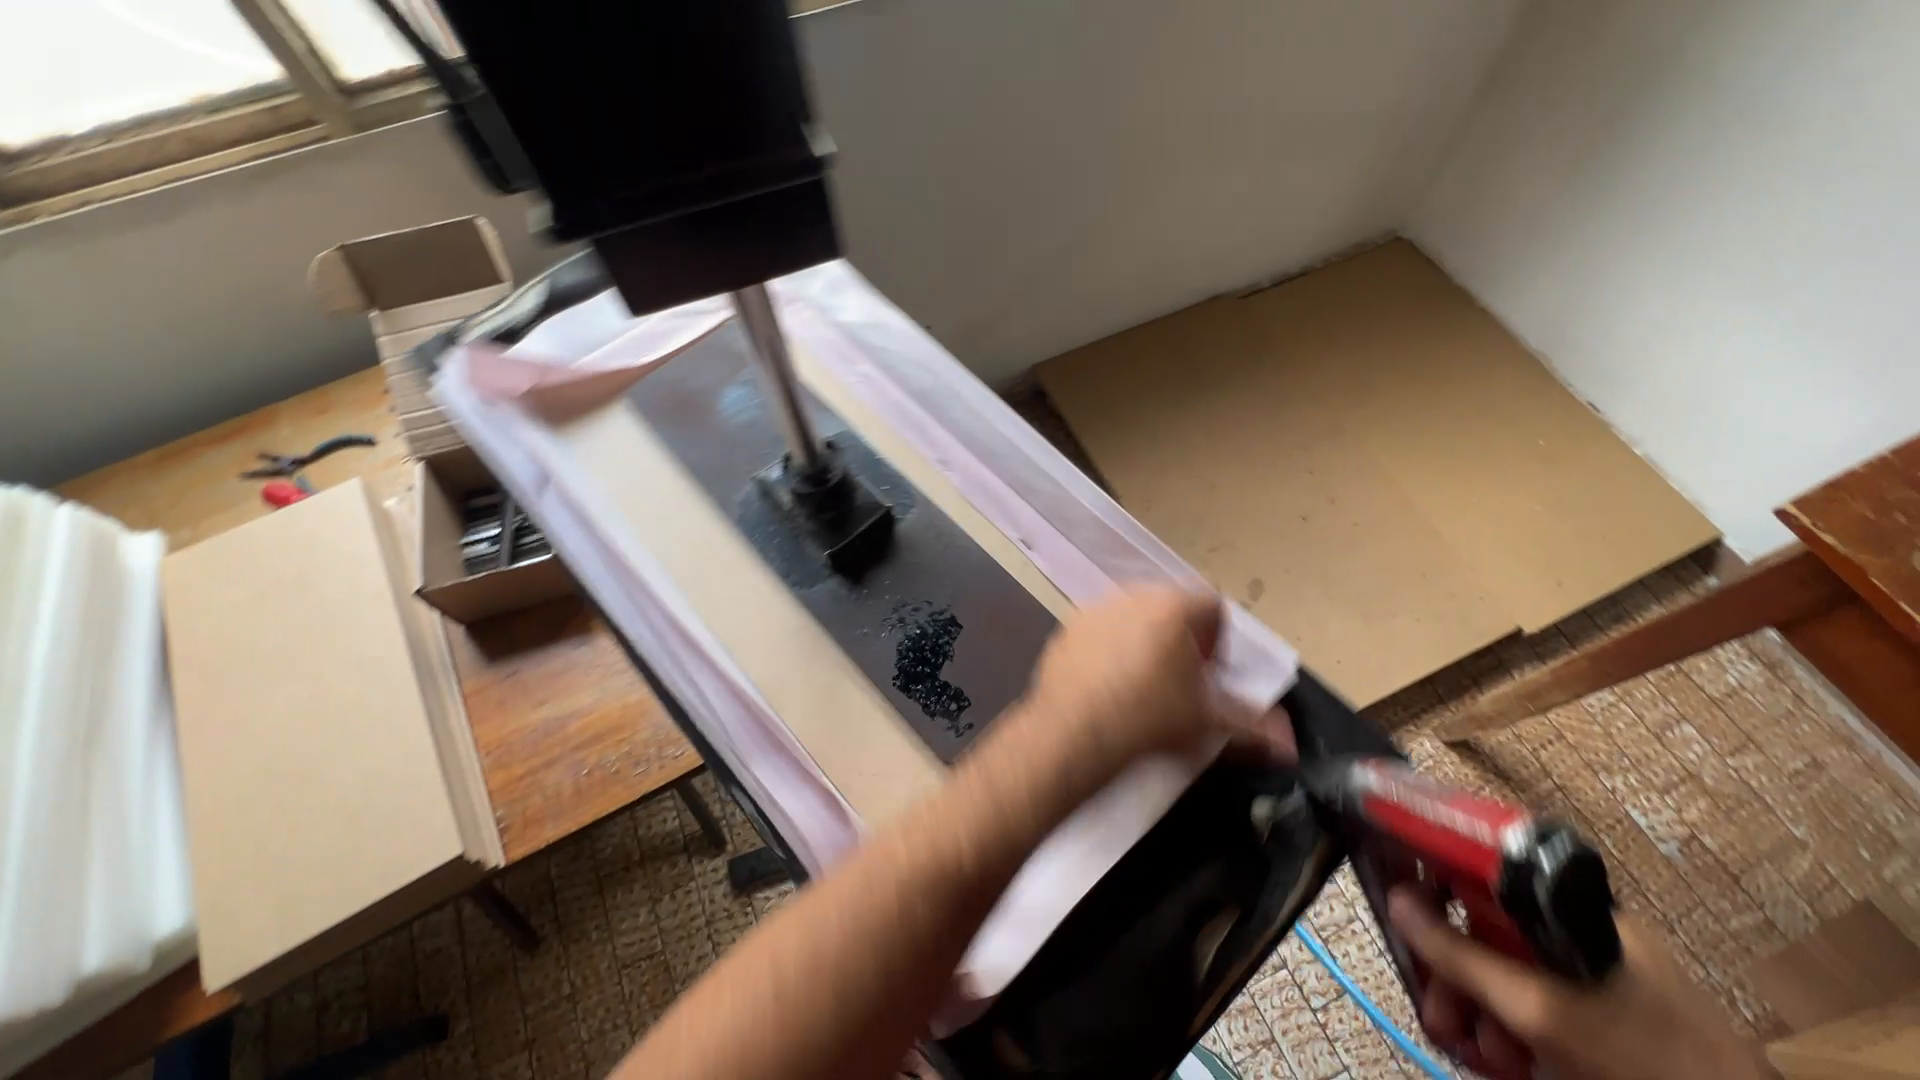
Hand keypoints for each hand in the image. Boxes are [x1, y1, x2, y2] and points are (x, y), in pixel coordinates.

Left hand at [1020, 586, 1293, 776]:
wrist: (1073, 735)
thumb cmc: (1148, 720)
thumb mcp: (1206, 722)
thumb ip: (1253, 726)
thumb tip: (1288, 744)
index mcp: (1174, 606)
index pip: (1213, 608)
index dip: (1218, 641)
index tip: (1211, 672)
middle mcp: (1132, 596)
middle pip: (1170, 610)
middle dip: (1181, 641)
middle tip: (1180, 682)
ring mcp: (1094, 611)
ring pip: (1132, 620)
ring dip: (1143, 644)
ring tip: (1143, 688)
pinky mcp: (1065, 631)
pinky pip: (1098, 635)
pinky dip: (1107, 653)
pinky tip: (1108, 688)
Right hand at [1387, 888, 1774, 1079]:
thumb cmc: (1643, 1058)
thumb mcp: (1540, 1010)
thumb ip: (1462, 956)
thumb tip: (1395, 899)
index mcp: (1567, 905)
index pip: (1480, 868)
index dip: (1434, 882)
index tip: (1399, 912)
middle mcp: (1570, 927)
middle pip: (1481, 928)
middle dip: (1449, 974)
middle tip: (1438, 1015)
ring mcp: (1584, 971)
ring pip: (1497, 971)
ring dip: (1473, 1011)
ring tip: (1477, 1053)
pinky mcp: (1592, 1010)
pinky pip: (1525, 1003)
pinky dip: (1504, 1030)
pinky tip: (1506, 1063)